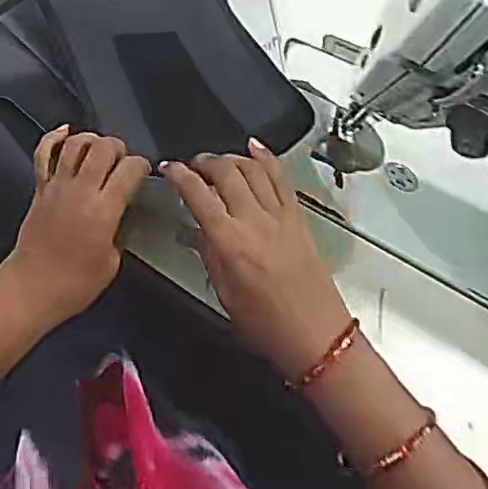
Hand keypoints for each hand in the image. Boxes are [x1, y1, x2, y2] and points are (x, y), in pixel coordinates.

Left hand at [0, 128, 150, 328]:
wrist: (33, 286)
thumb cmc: (76, 283)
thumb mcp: (112, 261)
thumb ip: (120, 229)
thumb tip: (124, 210)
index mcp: (103, 211)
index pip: (129, 170)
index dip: (141, 165)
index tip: (143, 170)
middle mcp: (79, 191)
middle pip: (102, 148)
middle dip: (118, 147)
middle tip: (124, 158)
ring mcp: (56, 185)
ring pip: (74, 144)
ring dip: (91, 139)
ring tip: (100, 147)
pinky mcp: (39, 187)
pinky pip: (43, 153)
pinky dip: (53, 137)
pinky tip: (65, 131)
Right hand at [161, 142, 352, 375]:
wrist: (320, 341)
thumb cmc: (270, 327)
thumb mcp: (225, 293)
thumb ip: (209, 253)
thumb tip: (199, 228)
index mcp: (231, 243)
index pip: (197, 193)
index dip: (177, 174)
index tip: (168, 168)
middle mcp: (255, 223)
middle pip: (224, 171)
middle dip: (202, 160)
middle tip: (191, 165)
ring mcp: (280, 217)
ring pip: (251, 168)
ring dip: (229, 157)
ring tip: (217, 160)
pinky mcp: (298, 219)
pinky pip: (281, 178)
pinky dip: (266, 157)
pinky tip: (254, 147)